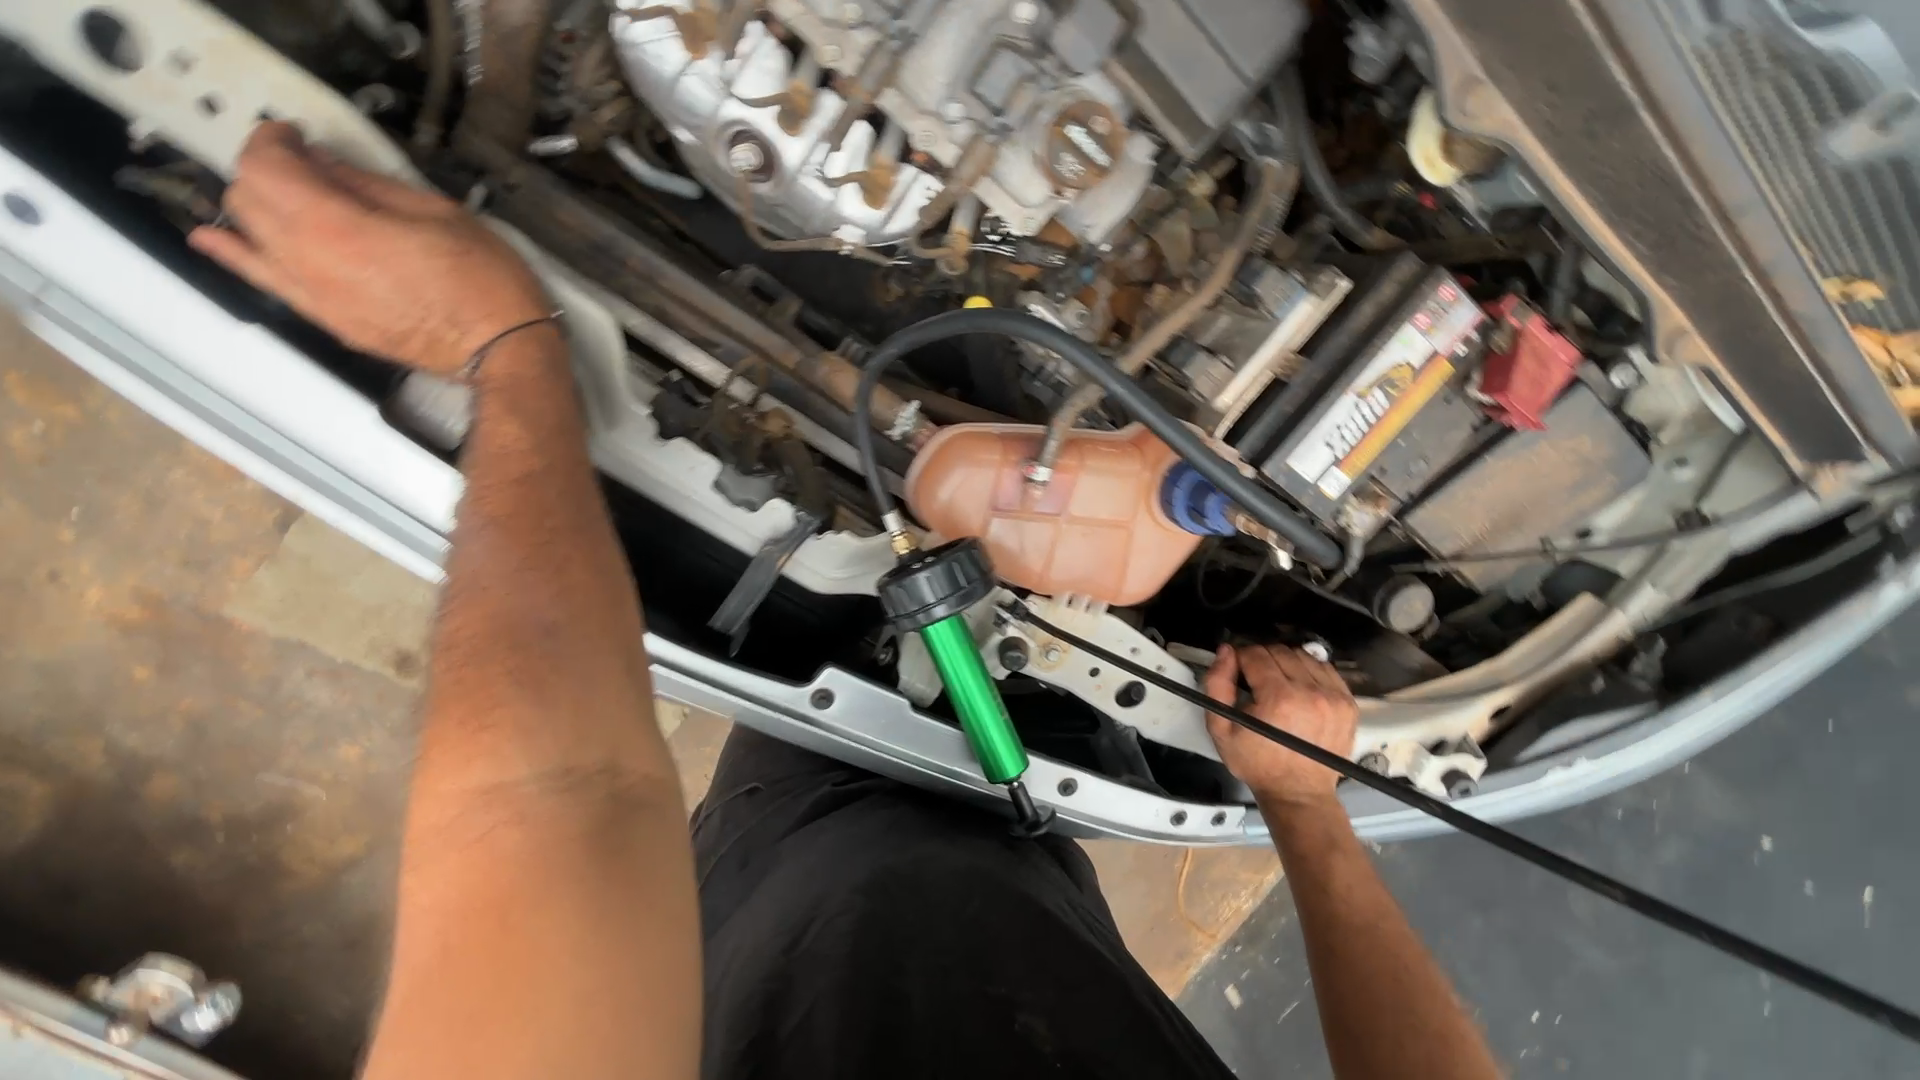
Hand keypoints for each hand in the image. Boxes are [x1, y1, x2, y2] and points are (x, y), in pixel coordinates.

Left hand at [189, 122, 552, 374]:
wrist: (503, 352)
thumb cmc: (485, 282)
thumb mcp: (440, 214)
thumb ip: (372, 187)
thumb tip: (327, 167)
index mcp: (336, 225)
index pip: (266, 166)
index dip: (272, 140)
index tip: (293, 135)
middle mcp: (307, 261)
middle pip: (247, 198)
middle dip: (265, 171)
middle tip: (300, 165)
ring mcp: (315, 297)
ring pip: (245, 237)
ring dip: (253, 207)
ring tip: (273, 196)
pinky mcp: (331, 323)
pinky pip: (265, 281)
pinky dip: (237, 254)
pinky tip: (220, 241)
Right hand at [1203, 644, 1358, 808]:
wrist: (1298, 792)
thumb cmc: (1257, 763)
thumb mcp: (1221, 729)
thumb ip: (1217, 685)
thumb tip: (1226, 652)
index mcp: (1279, 697)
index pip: (1256, 654)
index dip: (1240, 657)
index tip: (1236, 669)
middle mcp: (1310, 692)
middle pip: (1280, 651)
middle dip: (1262, 658)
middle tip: (1254, 678)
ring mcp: (1334, 697)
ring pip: (1304, 656)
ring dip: (1286, 662)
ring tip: (1277, 683)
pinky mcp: (1348, 703)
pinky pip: (1326, 669)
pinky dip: (1309, 671)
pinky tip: (1299, 687)